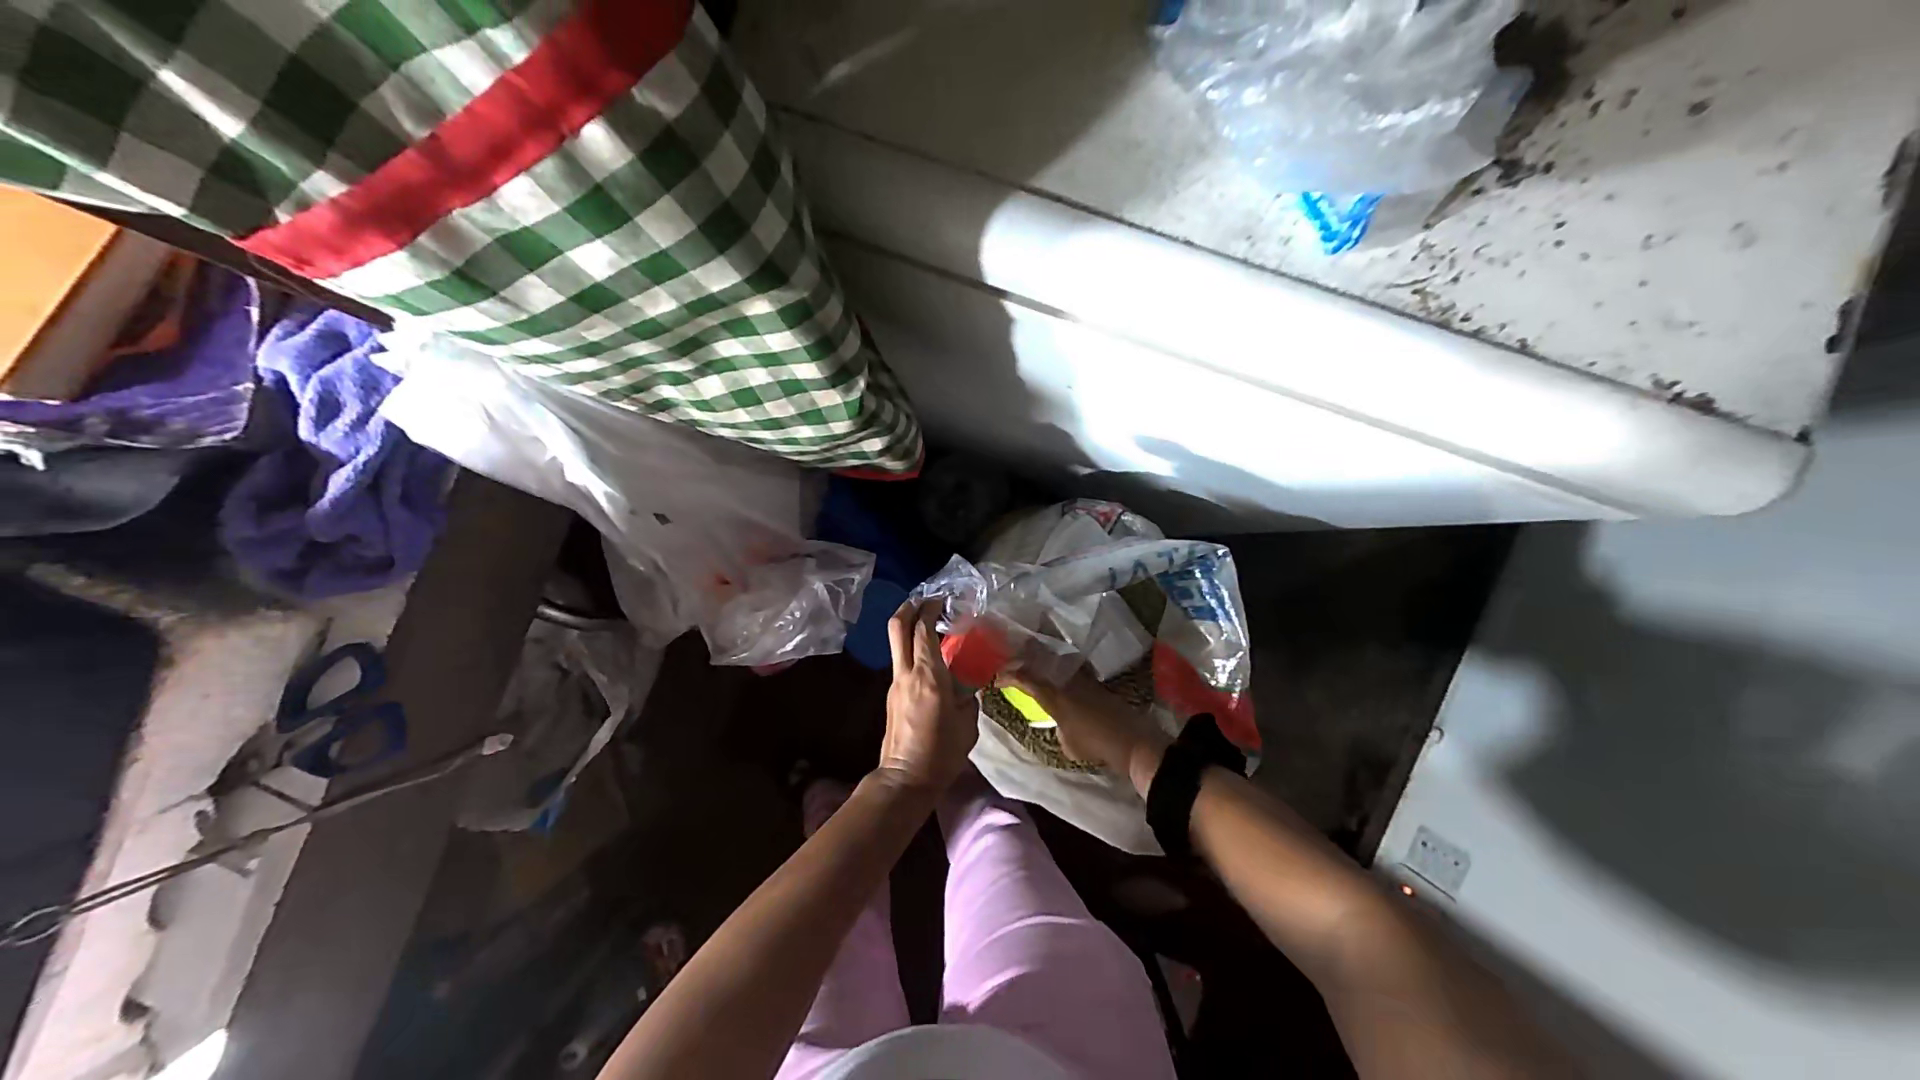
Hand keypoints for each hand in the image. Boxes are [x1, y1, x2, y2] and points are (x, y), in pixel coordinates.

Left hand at [879, 601, 977, 792]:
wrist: (905, 778)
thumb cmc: (941, 753)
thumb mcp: (967, 724)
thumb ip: (967, 697)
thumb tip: (967, 685)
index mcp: (928, 676)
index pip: (924, 630)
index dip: (931, 609)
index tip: (943, 600)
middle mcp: (906, 673)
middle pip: (898, 627)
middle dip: (909, 607)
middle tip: (925, 601)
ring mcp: (895, 684)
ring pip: (897, 644)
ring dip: (909, 629)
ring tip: (931, 628)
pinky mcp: (891, 696)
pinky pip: (901, 663)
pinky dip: (912, 651)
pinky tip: (930, 661)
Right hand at [1003, 670, 1170, 796]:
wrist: (1132, 741)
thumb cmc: (1095, 744)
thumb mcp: (1067, 743)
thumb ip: (1058, 727)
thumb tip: (1060, 723)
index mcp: (1054, 695)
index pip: (1026, 679)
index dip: (1009, 676)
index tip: (996, 677)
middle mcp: (1067, 681)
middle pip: (1041, 660)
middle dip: (1024, 655)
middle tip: (1011, 653)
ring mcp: (1084, 679)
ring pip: (1057, 662)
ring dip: (1042, 658)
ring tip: (1030, 657)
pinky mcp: (1096, 684)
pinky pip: (1071, 670)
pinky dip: (1060, 668)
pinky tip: (1057, 671)